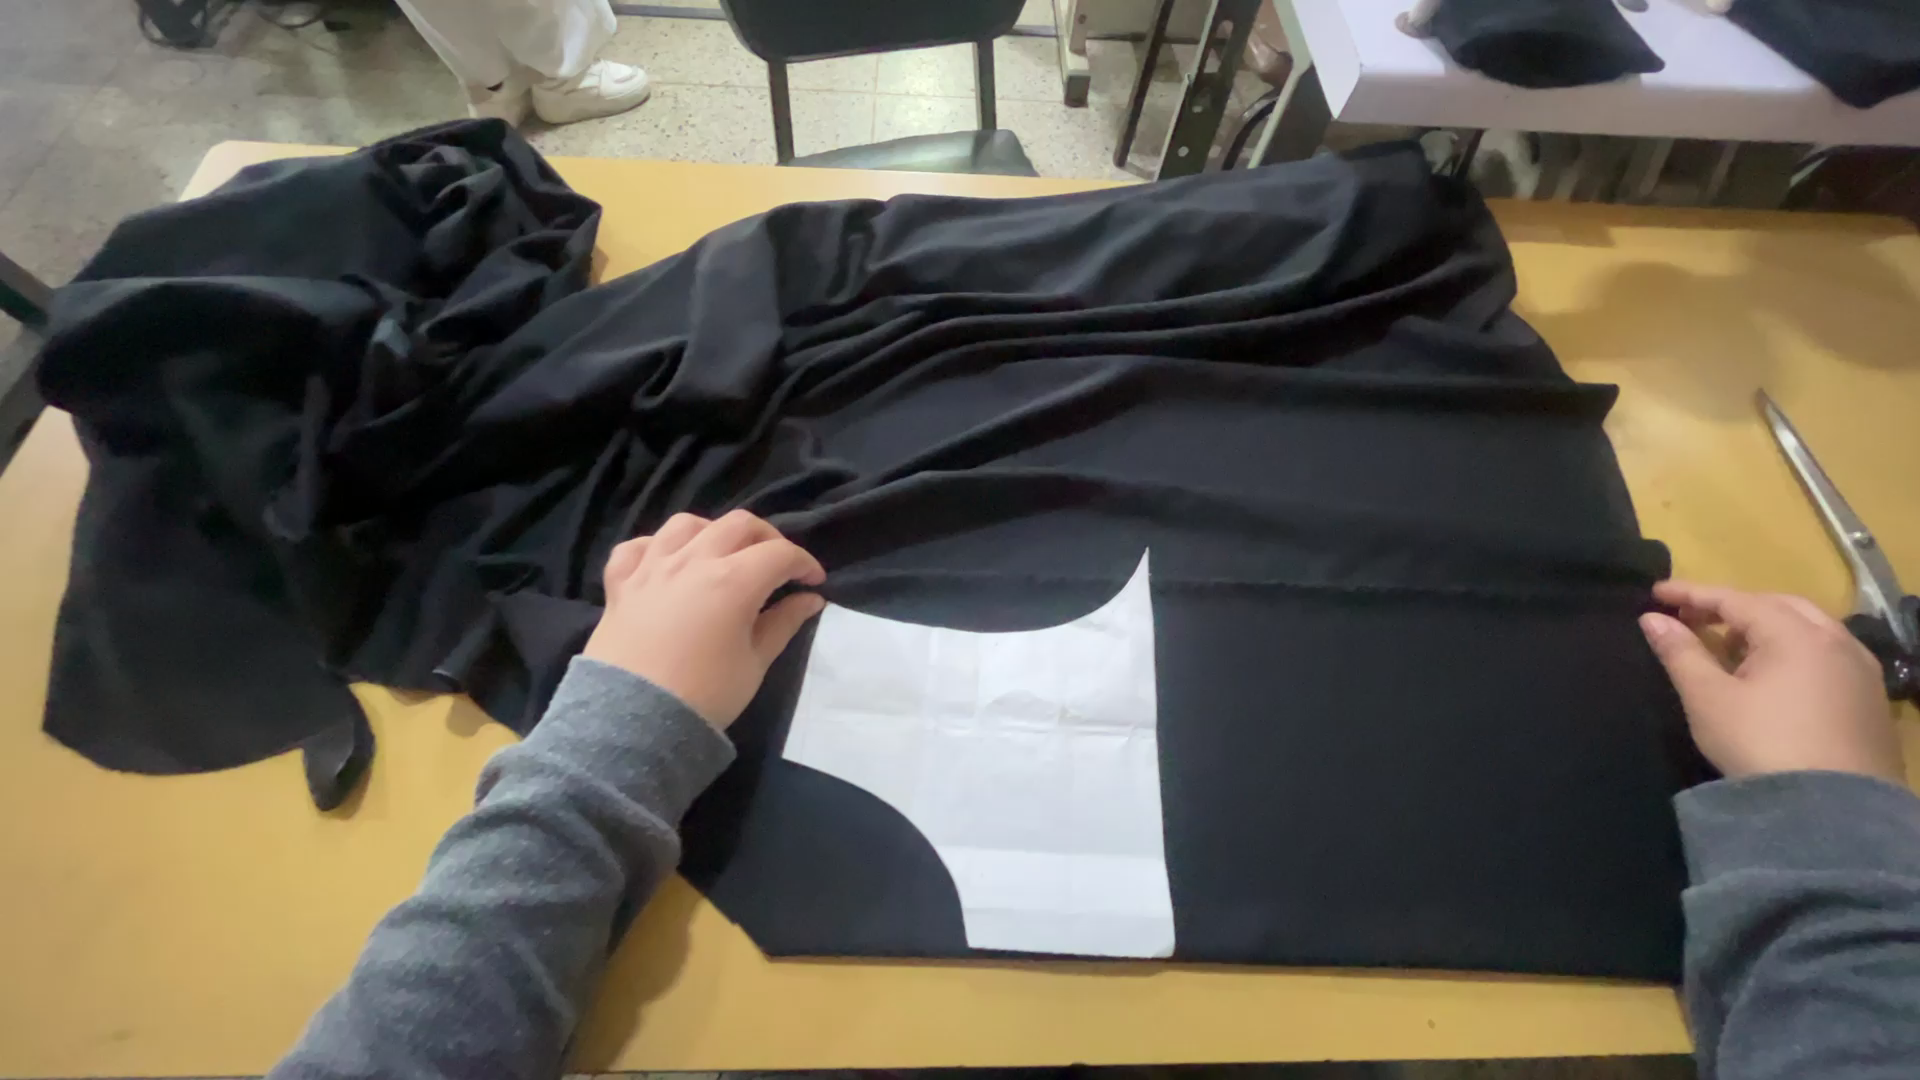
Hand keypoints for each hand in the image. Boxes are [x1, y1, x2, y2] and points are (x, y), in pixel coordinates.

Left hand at [584, 510, 826, 729]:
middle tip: (777, 564)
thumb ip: (784, 623)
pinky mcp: (620, 584)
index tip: (814, 582)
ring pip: (686, 524)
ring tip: (722, 554)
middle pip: (738, 525)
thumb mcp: (755, 663)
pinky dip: (657, 547)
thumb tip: (810, 600)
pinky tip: (668, 562)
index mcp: (733, 581)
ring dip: (713, 532)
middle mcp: (693, 561)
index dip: (804, 563)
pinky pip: (636, 547)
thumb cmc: (705, 695)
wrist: (632, 723)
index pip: (780, 554)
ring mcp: (652, 568)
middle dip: (768, 538)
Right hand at [1640, 580, 1902, 784]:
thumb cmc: (1759, 740)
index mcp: (1797, 637)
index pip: (1736, 600)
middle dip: (1731, 605)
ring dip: (1761, 624)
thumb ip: (1680, 651)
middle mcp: (1837, 643)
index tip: (1653, 593)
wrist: (1831, 806)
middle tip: (1689, 616)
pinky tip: (1763, 667)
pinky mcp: (1866, 695)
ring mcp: (1860, 670)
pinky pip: (1823, 651)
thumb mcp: (1706, 695)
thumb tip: (1653, 619)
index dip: (1691, 593)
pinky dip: (1787, 645)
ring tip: (1723, 641)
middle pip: (1778, 606)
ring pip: (1806, 627)